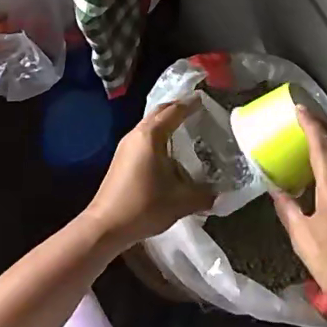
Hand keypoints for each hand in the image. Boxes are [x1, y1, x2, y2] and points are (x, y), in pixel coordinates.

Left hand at [82, 100, 215, 251]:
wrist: (105, 226)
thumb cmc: (143, 206)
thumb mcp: (181, 202)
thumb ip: (205, 194)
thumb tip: (220, 194)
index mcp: (151, 136)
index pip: (174, 111)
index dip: (191, 104)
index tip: (205, 100)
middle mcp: (137, 134)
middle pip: (160, 112)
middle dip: (178, 108)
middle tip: (198, 110)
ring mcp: (126, 145)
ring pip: (150, 124)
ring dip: (167, 122)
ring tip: (187, 128)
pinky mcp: (121, 157)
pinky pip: (144, 137)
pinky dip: (159, 135)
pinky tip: (170, 150)